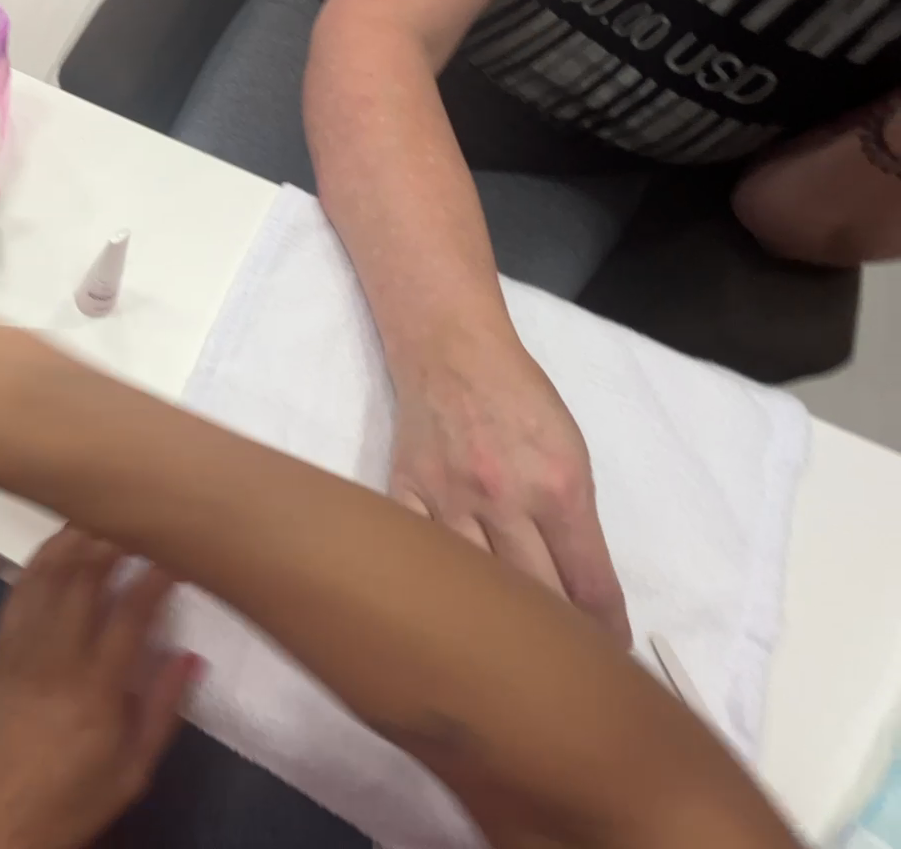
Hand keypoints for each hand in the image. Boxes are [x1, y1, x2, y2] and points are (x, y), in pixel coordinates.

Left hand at [0, 529, 200, 848]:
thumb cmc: (71, 796)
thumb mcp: (133, 770)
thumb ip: (162, 708)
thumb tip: (190, 655)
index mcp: (96, 688)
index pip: (131, 613)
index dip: (155, 575)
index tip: (176, 551)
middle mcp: (56, 655)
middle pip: (84, 577)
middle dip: (113, 538)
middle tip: (138, 516)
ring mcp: (20, 645)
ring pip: (48, 573)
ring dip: (76, 537)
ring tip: (102, 513)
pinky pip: (19, 589)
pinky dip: (41, 558)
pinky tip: (59, 541)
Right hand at [391, 344, 630, 644]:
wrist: (451, 355)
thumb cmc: (520, 397)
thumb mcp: (571, 452)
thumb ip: (573, 514)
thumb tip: (574, 574)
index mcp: (559, 489)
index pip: (590, 581)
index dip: (604, 626)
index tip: (608, 648)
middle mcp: (502, 499)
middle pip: (534, 591)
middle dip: (557, 630)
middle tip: (564, 655)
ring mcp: (445, 496)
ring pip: (474, 576)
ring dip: (496, 610)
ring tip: (506, 636)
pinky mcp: (404, 487)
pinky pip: (419, 545)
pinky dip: (436, 573)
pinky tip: (444, 591)